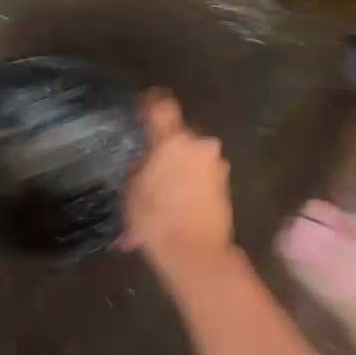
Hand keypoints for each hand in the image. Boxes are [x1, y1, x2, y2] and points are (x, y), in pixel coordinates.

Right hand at [123, 90, 234, 264]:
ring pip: (191, 157)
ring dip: (178, 168)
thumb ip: (138, 168)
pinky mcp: (224, 185)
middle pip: (178, 135)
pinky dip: (188, 184)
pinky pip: (200, 176)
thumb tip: (145, 161)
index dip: (149, 102)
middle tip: (148, 165)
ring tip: (159, 193)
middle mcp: (199, 146)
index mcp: (172, 141)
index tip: (142, 103)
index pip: (161, 106)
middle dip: (165, 147)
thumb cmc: (155, 220)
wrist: (195, 252)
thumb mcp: (131, 193)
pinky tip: (174, 204)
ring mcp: (216, 165)